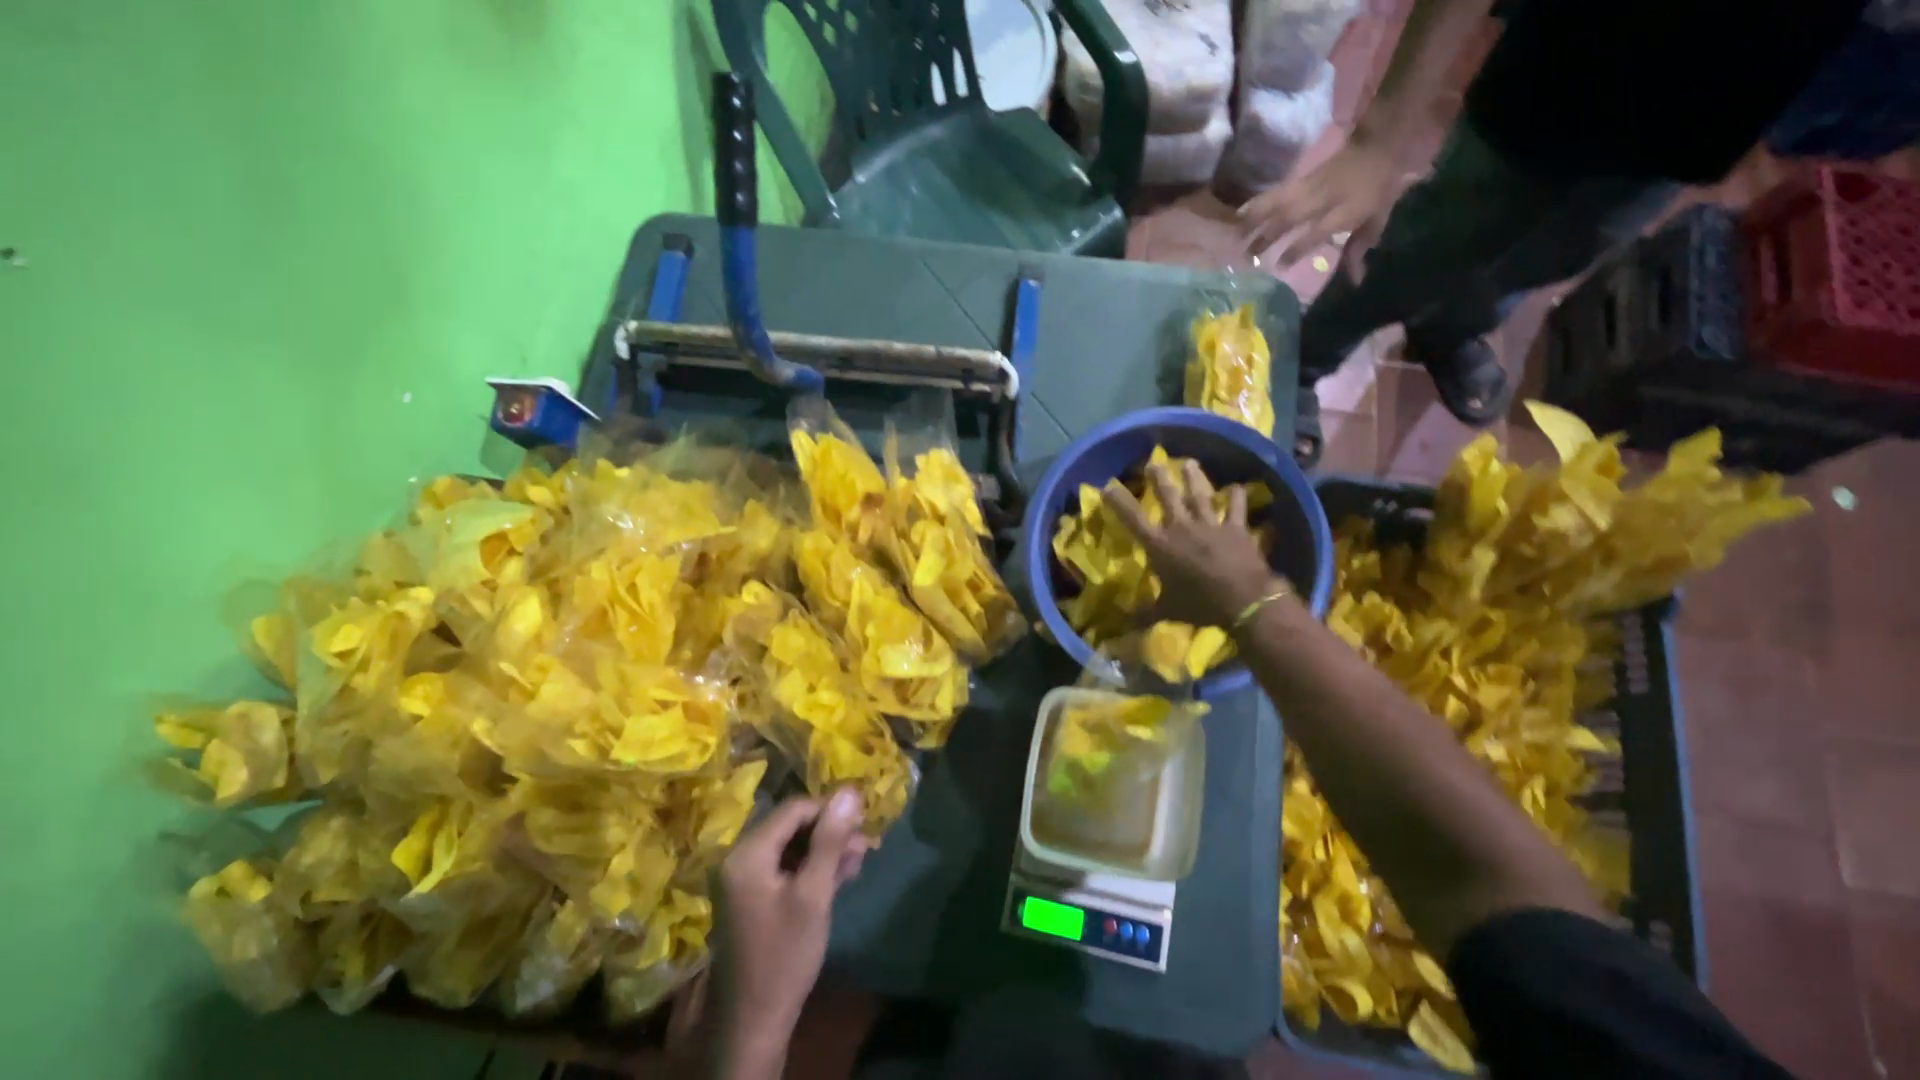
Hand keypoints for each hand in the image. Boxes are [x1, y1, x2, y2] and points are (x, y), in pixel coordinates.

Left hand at [708, 790, 868, 1075]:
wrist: (756, 1016)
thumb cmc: (786, 953)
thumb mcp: (813, 894)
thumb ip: (830, 840)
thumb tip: (850, 790)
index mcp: (746, 853)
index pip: (793, 809)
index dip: (830, 809)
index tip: (865, 821)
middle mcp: (738, 857)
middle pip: (790, 825)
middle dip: (830, 830)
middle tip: (867, 842)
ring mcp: (743, 878)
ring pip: (790, 846)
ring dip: (824, 849)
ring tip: (860, 858)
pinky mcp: (751, 896)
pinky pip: (784, 866)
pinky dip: (811, 867)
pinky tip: (841, 873)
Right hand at [1103, 461, 1281, 627]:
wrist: (1242, 599)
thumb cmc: (1199, 605)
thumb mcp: (1166, 612)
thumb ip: (1143, 615)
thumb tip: (1118, 630)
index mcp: (1160, 546)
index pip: (1133, 518)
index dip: (1119, 501)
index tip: (1108, 485)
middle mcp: (1181, 528)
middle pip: (1168, 495)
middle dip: (1159, 477)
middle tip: (1153, 463)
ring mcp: (1210, 524)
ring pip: (1200, 494)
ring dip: (1194, 477)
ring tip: (1190, 463)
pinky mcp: (1236, 528)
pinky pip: (1236, 508)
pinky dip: (1238, 497)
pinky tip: (1239, 487)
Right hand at [1238, 135, 1402, 276]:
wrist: (1379, 142)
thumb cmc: (1380, 186)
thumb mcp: (1378, 218)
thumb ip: (1359, 249)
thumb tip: (1355, 282)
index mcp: (1347, 208)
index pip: (1318, 230)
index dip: (1299, 247)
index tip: (1280, 265)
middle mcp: (1324, 197)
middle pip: (1291, 216)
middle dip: (1267, 236)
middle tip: (1247, 256)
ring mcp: (1310, 185)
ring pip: (1279, 201)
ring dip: (1255, 219)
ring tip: (1235, 236)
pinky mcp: (1301, 178)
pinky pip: (1276, 193)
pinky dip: (1256, 204)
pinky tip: (1239, 213)